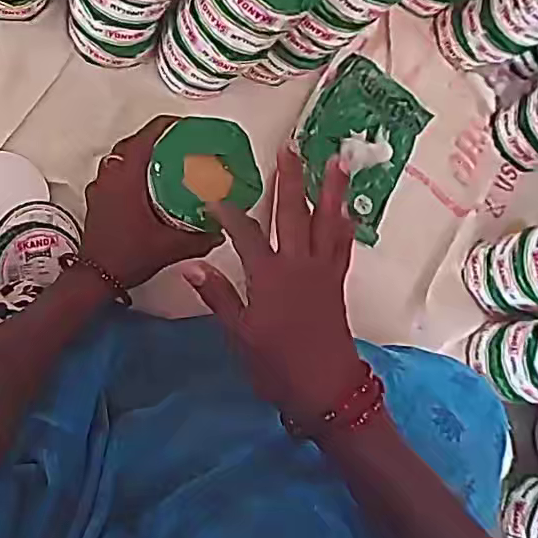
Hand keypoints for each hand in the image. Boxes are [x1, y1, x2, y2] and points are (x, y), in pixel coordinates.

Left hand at [78, 116, 222, 288]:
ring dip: (140, 155)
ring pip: (120, 159)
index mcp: (127, 178)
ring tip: (164, 162)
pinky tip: (145, 187)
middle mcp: (109, 177)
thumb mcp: (170, 246)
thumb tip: (220, 231)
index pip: (145, 137)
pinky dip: (129, 173)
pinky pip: (113, 175)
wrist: (96, 277)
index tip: (184, 126)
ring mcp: (99, 188)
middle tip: (179, 144)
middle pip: (132, 144)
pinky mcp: (96, 201)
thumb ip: (200, 238)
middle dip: (155, 139)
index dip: (166, 126)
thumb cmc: (127, 256)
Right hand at [183, 147, 361, 423]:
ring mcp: (323, 271)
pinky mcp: (337, 282)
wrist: (326, 390)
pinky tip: (348, 209)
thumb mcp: (240, 335)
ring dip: (331, 190)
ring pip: (327, 222)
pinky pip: (342, 245)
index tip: (214, 200)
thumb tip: (190, 267)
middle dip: (290, 179)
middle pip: (293, 213)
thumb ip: (218, 297)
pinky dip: (345, 224)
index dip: (229, 215)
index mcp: (269, 277)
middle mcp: (299, 265)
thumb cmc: (277, 365)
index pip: (246, 235)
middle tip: (290, 148)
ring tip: (336, 161)